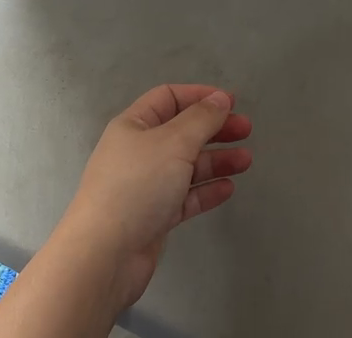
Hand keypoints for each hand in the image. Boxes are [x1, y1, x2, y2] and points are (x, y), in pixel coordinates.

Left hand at [55, 84, 253, 309]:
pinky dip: (205, 190)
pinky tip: (228, 188)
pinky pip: (184, 196)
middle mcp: (138, 151)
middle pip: (181, 131)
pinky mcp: (153, 217)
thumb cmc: (137, 186)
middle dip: (214, 128)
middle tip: (246, 130)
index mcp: (134, 125)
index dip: (200, 96)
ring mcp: (145, 185)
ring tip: (246, 161)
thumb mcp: (174, 143)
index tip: (231, 102)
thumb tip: (220, 98)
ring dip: (216, 160)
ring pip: (186, 165)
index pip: (169, 98)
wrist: (105, 255)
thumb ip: (201, 119)